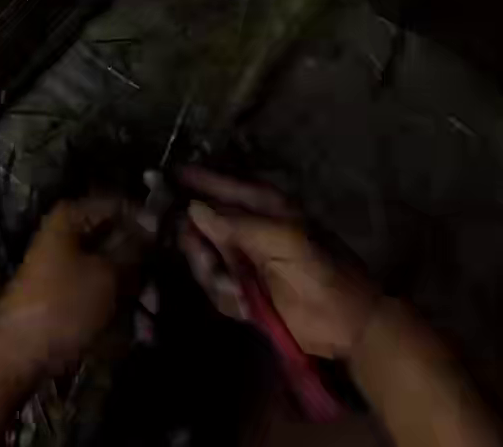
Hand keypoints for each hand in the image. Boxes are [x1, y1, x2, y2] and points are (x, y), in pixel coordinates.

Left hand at [0, 196, 148, 374]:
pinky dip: (122, 311)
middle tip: (162, 293)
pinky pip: (103, 295)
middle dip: (144, 268)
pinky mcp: (70, 296)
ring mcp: (68, 265)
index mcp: (73, 216)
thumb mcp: (106, 273)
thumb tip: (155, 220)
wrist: (20, 352)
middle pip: (118, 240)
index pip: (118, 204)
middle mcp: (70, 234)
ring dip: (137, 296)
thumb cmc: (64, 303)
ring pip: (114, 271)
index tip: (175, 241)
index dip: (147, 220)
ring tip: (151, 322)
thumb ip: (133, 246)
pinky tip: (140, 334)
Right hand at [178, 166, 377, 358]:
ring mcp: (237, 258)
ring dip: (209, 270)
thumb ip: (235, 223)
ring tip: (232, 284)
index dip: (184, 179)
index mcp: (255, 203)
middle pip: (195, 221)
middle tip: (196, 254)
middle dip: (191, 239)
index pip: (211, 183)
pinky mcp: (238, 290)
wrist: (349, 324)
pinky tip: (245, 302)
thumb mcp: (282, 238)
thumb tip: (192, 208)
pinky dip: (224, 294)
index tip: (153, 177)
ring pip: (199, 256)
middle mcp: (240, 226)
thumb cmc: (320, 268)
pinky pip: (213, 287)